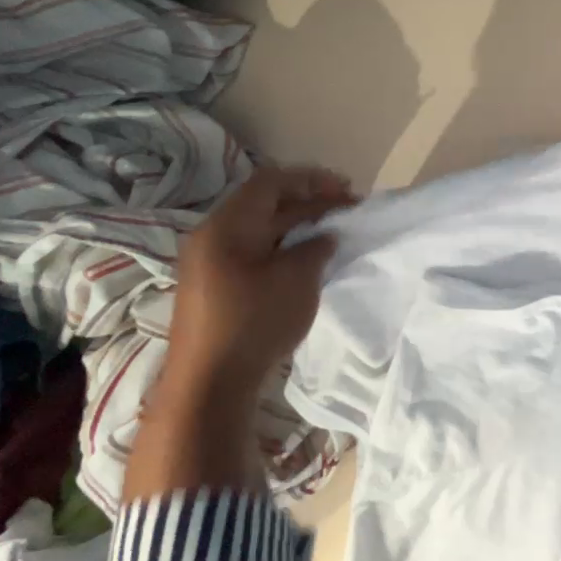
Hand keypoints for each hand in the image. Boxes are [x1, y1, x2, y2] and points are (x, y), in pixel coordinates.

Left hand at [166, 166, 356, 388]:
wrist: (211, 382)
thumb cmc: (255, 321)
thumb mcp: (297, 277)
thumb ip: (316, 246)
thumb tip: (324, 236)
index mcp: (226, 227)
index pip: (270, 182)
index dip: (312, 179)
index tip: (348, 189)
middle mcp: (212, 236)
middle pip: (264, 202)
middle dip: (310, 200)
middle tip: (350, 208)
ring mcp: (211, 262)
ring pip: (261, 227)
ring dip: (299, 223)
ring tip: (336, 231)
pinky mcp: (217, 284)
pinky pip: (255, 248)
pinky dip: (285, 244)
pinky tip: (310, 256)